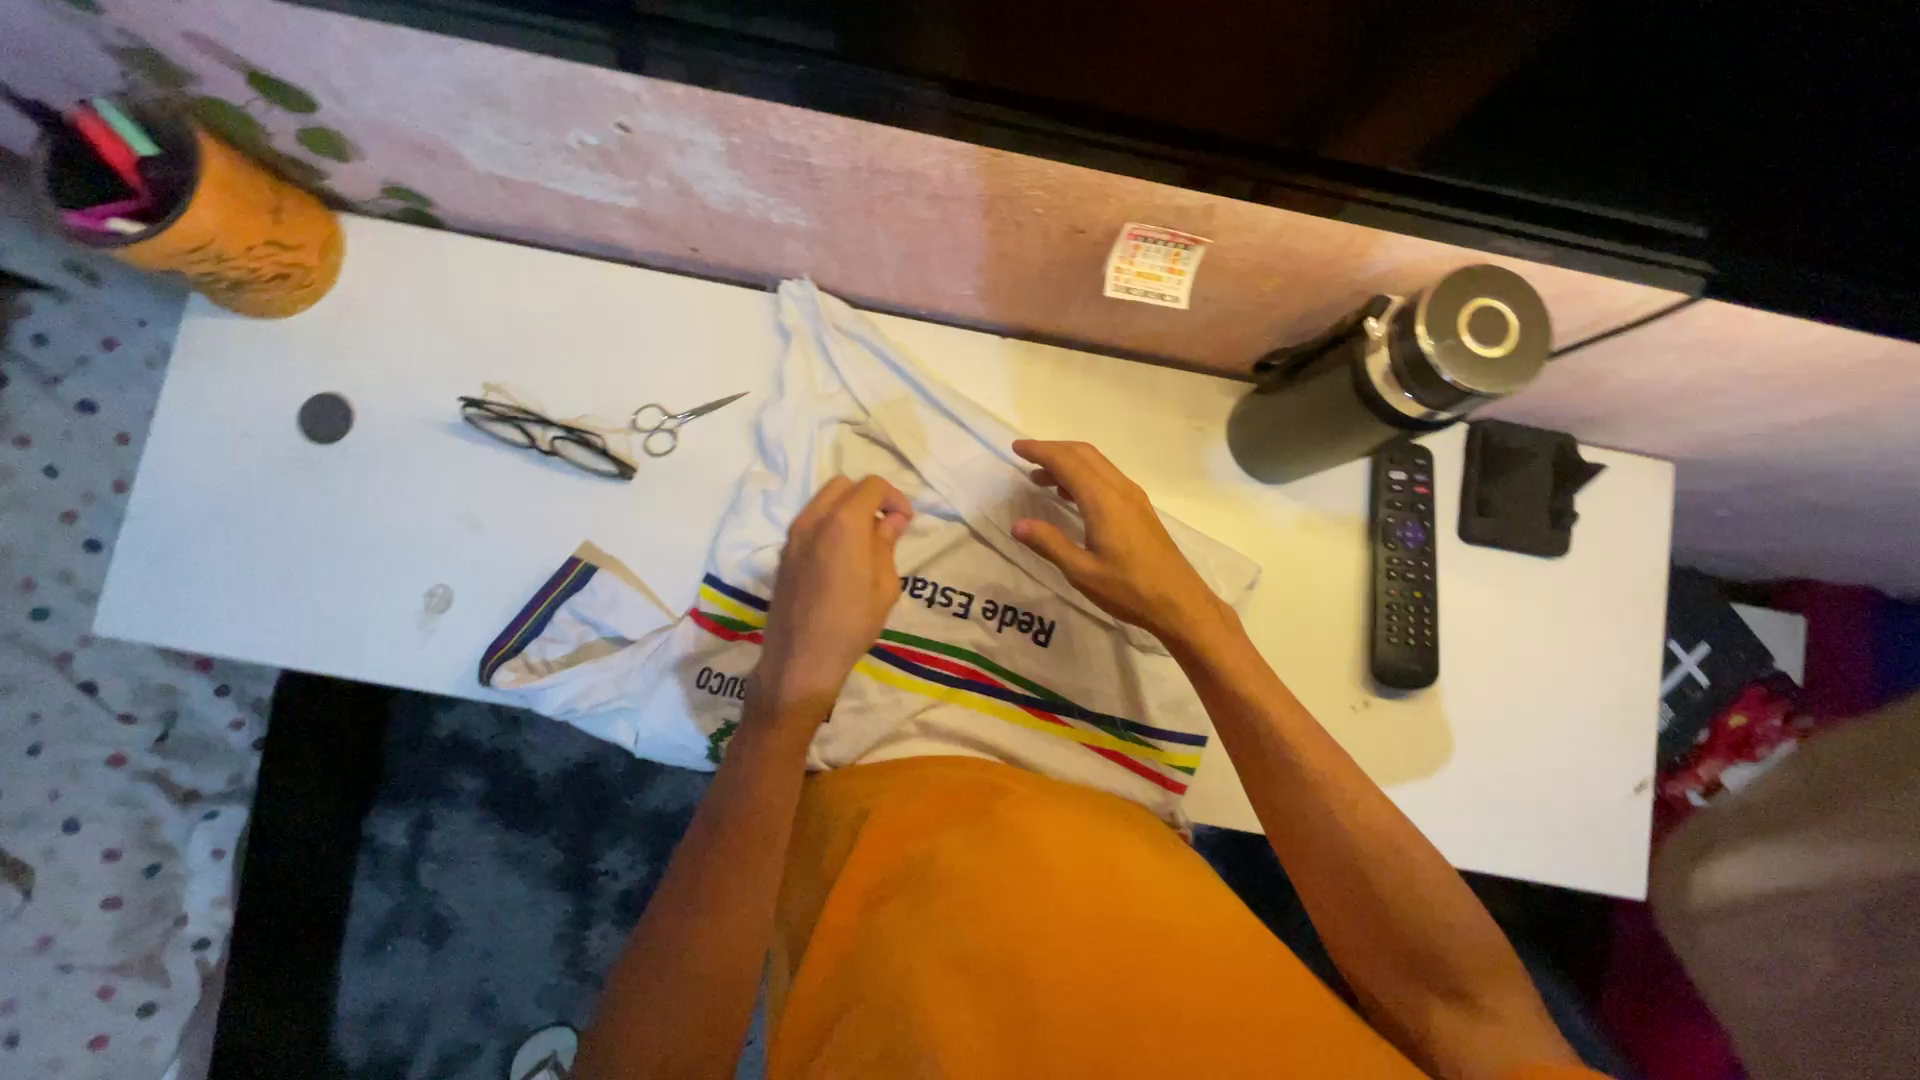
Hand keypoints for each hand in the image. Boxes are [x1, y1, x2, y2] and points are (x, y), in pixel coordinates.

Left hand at [755, 476, 913, 726]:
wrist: (800, 660)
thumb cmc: (852, 625)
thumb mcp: (884, 586)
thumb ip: (886, 544)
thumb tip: (890, 520)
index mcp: (843, 523)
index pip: (872, 485)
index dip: (895, 497)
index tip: (905, 522)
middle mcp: (813, 519)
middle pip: (844, 485)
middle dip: (869, 498)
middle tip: (886, 527)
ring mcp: (793, 536)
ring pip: (823, 501)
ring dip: (847, 510)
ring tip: (865, 543)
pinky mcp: (783, 554)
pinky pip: (810, 522)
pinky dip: (829, 525)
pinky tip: (842, 557)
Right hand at [1010, 439, 1232, 646]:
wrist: (1179, 602)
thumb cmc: (1129, 589)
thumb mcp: (1082, 572)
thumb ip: (1050, 544)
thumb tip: (1018, 525)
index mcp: (1103, 501)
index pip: (1067, 462)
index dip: (1040, 451)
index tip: (1017, 448)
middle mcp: (1120, 490)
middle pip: (1084, 454)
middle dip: (1053, 450)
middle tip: (1026, 457)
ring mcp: (1133, 497)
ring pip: (1097, 464)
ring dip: (1069, 462)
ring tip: (1041, 478)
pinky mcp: (1139, 508)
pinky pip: (1107, 477)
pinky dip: (1084, 475)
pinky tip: (1070, 495)